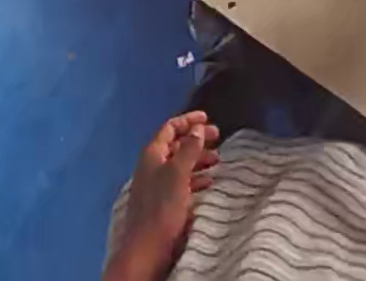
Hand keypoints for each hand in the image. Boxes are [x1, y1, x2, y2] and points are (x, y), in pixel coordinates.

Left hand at [107, 112, 220, 280]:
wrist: (146, 249)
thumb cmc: (161, 206)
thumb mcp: (177, 174)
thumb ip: (188, 149)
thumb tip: (198, 128)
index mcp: (152, 153)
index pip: (170, 128)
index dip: (188, 120)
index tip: (207, 117)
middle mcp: (153, 164)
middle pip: (177, 144)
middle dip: (197, 140)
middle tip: (218, 137)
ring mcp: (157, 183)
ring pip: (181, 163)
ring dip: (198, 159)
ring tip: (218, 160)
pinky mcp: (163, 201)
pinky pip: (182, 181)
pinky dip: (196, 178)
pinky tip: (209, 181)